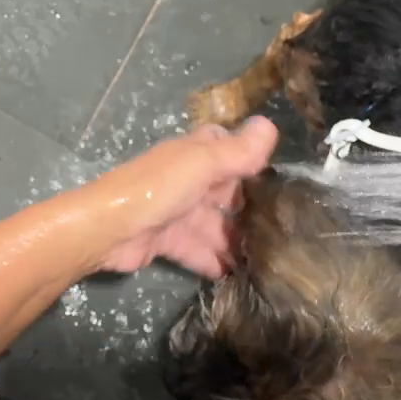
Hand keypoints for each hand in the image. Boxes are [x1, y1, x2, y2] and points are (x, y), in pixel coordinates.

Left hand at [76, 117, 277, 279]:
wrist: (108, 228)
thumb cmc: (157, 189)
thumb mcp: (201, 164)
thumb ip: (237, 151)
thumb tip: (269, 123)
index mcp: (192, 155)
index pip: (224, 147)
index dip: (248, 156)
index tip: (283, 174)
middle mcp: (186, 181)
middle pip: (225, 191)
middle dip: (251, 206)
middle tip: (292, 227)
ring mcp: (176, 212)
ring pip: (215, 225)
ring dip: (238, 239)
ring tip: (275, 259)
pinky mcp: (168, 241)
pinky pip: (199, 251)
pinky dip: (217, 261)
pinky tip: (243, 275)